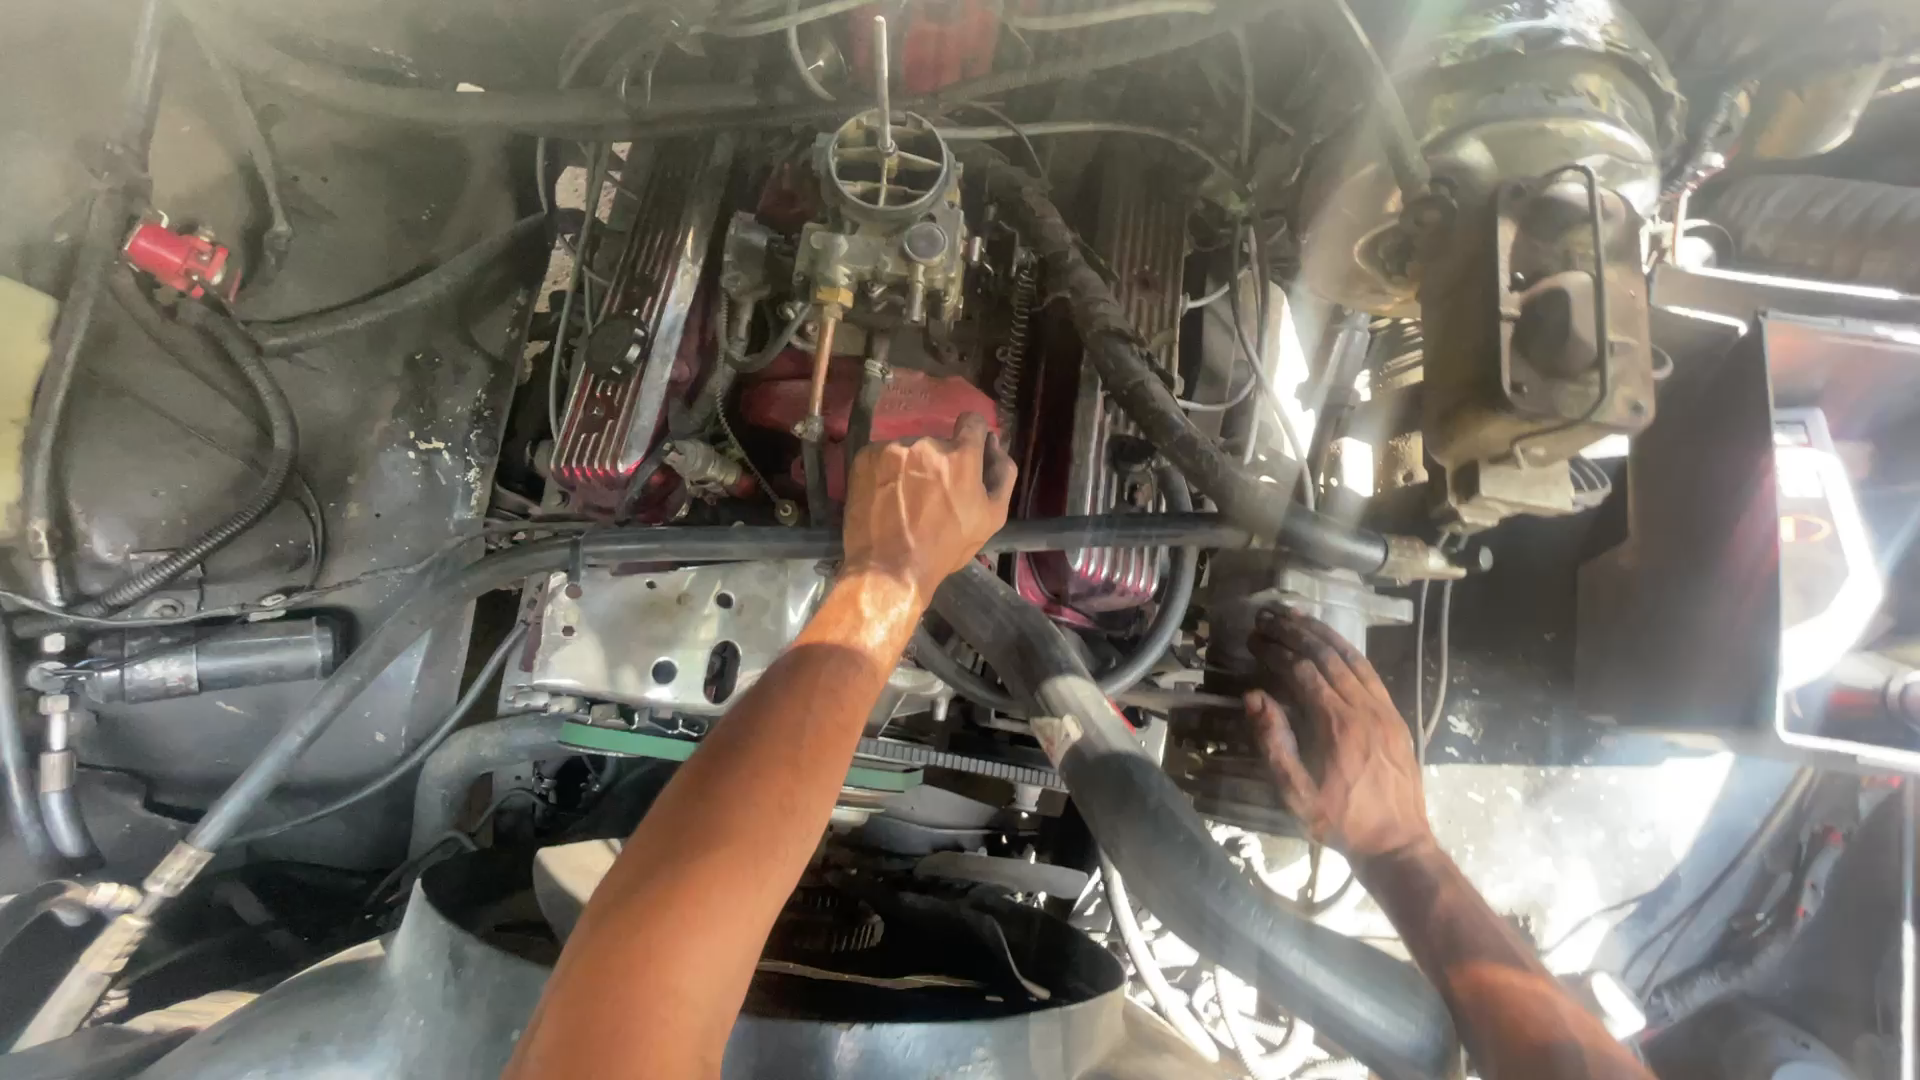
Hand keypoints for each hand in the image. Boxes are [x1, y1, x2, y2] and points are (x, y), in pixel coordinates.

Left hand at [842, 412, 1014, 604]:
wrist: (889, 568)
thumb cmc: (945, 547)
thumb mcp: (992, 518)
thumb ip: (1002, 474)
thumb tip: (995, 444)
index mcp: (961, 456)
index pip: (972, 421)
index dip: (973, 436)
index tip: (967, 454)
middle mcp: (926, 443)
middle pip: (938, 442)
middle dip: (940, 462)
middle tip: (933, 494)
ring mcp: (892, 448)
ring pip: (909, 450)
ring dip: (912, 467)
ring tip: (906, 499)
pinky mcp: (865, 457)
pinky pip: (883, 456)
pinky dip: (886, 472)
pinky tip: (886, 497)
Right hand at [1244, 607, 1432, 865]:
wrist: (1398, 844)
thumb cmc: (1339, 821)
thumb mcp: (1295, 793)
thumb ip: (1274, 743)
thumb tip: (1254, 696)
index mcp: (1337, 726)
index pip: (1302, 671)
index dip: (1275, 650)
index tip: (1253, 639)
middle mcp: (1363, 709)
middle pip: (1326, 656)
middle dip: (1293, 631)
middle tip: (1266, 616)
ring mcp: (1384, 710)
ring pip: (1351, 657)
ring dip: (1320, 632)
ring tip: (1294, 615)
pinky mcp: (1394, 716)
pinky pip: (1369, 672)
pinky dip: (1346, 650)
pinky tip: (1330, 640)